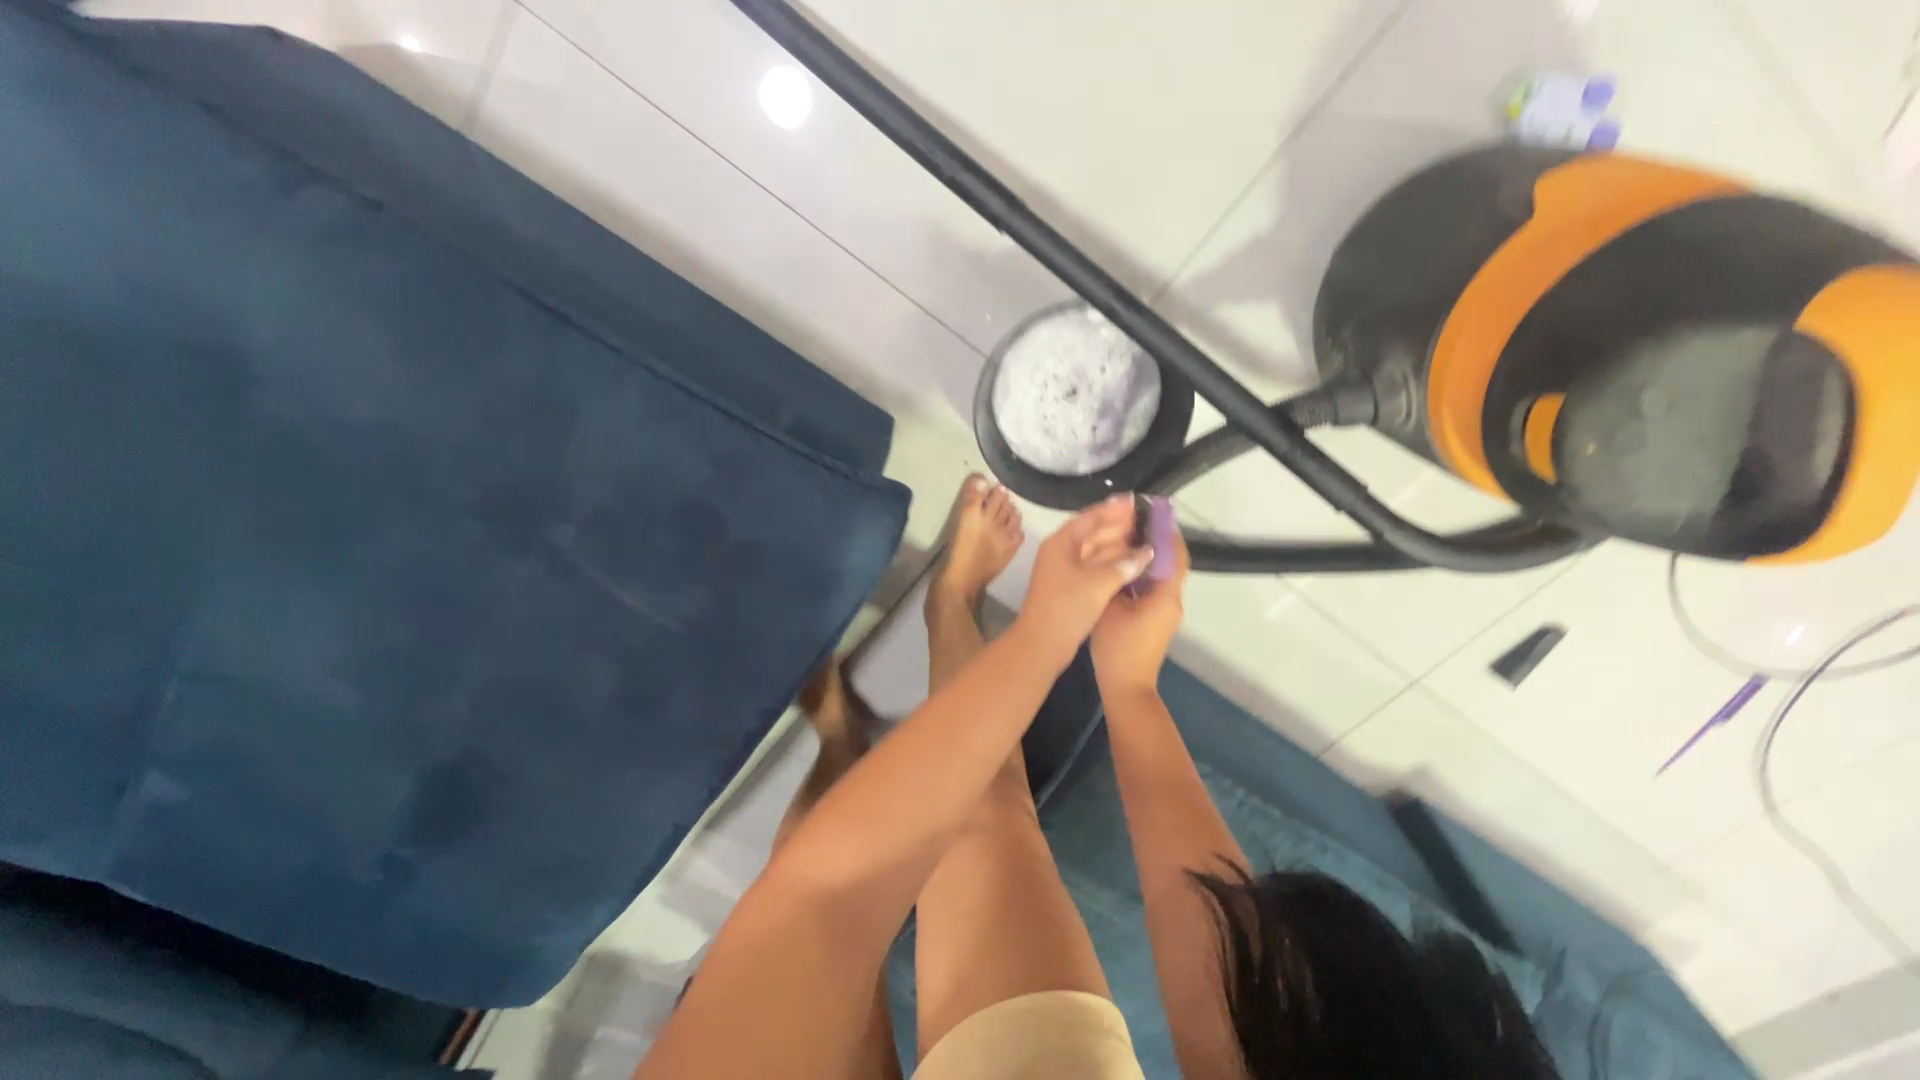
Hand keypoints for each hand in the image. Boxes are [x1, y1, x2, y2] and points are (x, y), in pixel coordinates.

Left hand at [1014, 495, 1153, 658]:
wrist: (1042, 644)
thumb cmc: (1067, 607)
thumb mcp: (1098, 583)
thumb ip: (1124, 564)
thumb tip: (1147, 551)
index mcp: (1061, 543)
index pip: (1089, 518)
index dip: (1113, 509)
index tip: (1135, 501)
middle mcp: (1062, 552)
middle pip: (1093, 532)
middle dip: (1118, 525)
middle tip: (1145, 518)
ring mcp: (1066, 570)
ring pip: (1096, 551)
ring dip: (1118, 544)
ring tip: (1145, 536)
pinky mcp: (1072, 587)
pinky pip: (1096, 567)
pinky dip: (1113, 563)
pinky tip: (1134, 562)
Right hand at [1090, 520, 1187, 696]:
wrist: (1126, 687)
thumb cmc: (1118, 647)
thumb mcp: (1110, 607)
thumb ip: (1117, 579)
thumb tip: (1121, 556)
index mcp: (1166, 596)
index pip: (1175, 555)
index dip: (1167, 532)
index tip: (1154, 512)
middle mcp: (1172, 602)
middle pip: (1172, 563)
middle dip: (1159, 541)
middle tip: (1137, 521)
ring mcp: (1166, 613)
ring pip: (1163, 576)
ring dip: (1151, 557)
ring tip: (1127, 538)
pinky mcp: (1157, 621)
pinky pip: (1155, 589)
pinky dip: (1145, 574)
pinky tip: (1123, 566)